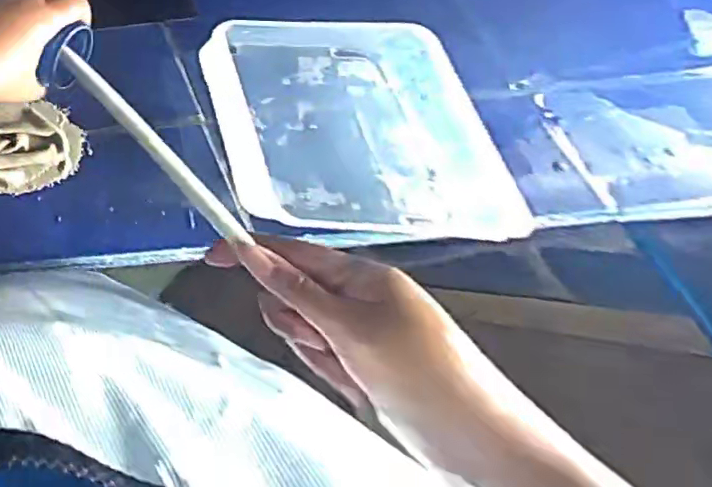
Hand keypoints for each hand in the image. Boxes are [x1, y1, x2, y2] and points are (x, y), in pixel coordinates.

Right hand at [206, 235, 627, 485]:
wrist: (501, 462)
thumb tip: (246, 250)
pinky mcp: (370, 365)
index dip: (248, 250)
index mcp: (364, 278)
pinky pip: (323, 355)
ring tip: (352, 374)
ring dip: (314, 350)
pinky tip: (361, 389)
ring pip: (303, 327)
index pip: (289, 252)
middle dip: (294, 319)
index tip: (210, 256)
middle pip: (291, 292)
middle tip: (323, 344)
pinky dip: (331, 371)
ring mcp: (367, 333)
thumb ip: (292, 289)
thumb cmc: (434, 385)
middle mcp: (363, 300)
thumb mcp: (351, 331)